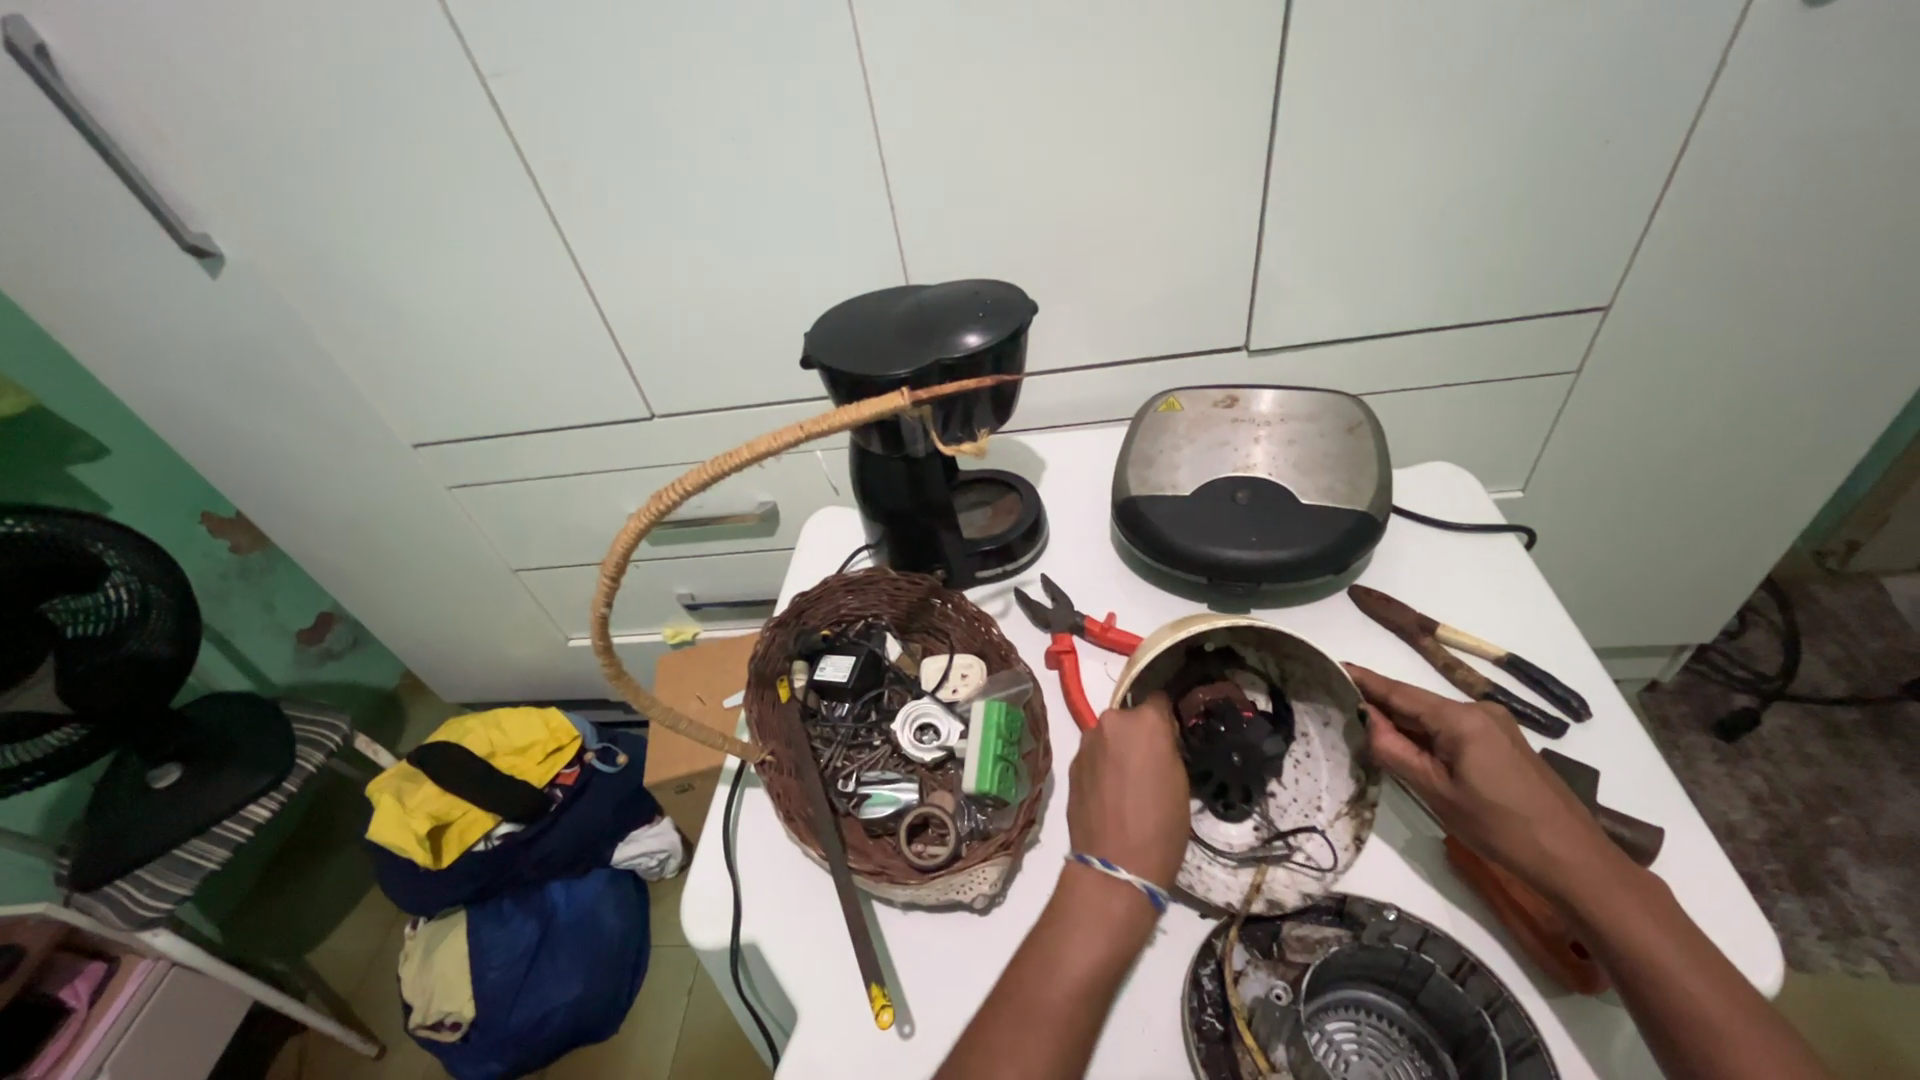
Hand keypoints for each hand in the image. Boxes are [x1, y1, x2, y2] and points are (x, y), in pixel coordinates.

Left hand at [1066, 692, 1188, 888]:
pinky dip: (1101, 767)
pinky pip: (1093, 756)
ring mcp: (1086, 742)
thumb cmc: (1161, 825)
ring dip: (1117, 750)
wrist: (1115, 864)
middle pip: (1129, 718)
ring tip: (1127, 785)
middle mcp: (1111, 722)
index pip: (1158, 700)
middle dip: (1138, 735)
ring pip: (1108, 736)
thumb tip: (1159, 739)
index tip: (1170, 738)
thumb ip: (1167, 748)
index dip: (1166, 718)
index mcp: (1145, 721)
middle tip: (1149, 765)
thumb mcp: (1181, 782)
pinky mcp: (1071, 764)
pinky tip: (1109, 795)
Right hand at [1347, 664, 1624, 902]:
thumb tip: (1364, 719)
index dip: (1364, 680)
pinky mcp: (1503, 744)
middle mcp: (1478, 711)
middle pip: (1416, 703)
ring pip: (1434, 719)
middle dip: (1380, 706)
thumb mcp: (1435, 790)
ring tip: (1365, 731)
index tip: (1332, 666)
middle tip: (1338, 708)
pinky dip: (1427, 737)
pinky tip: (1409, 750)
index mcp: (1460, 718)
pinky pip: (1453, 732)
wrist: (1572, 859)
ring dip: (1403, 726)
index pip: (1399, 692)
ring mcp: (1495, 726)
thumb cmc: (1499, 826)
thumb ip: (1394, 750)